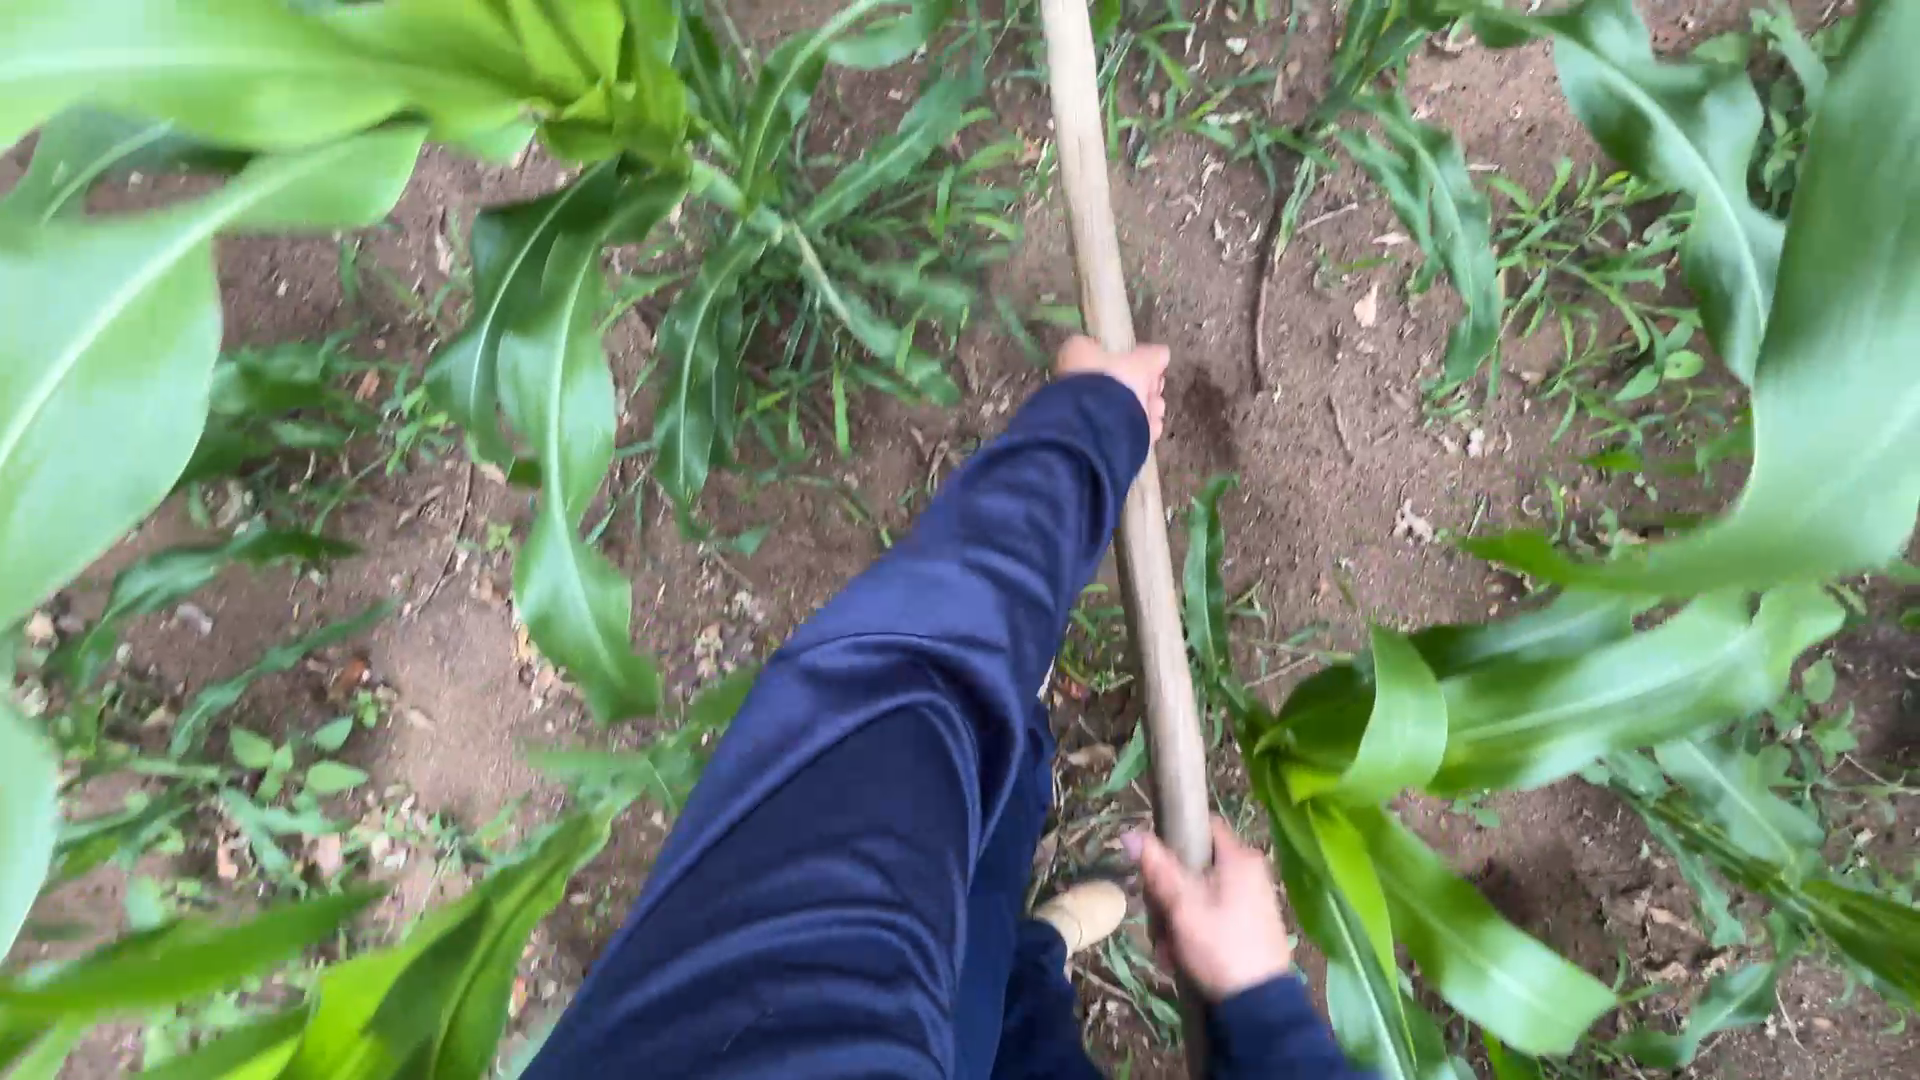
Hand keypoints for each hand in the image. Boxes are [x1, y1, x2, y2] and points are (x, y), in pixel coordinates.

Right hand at [1054, 335, 1168, 442]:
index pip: (1159, 355)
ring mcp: (1149, 421)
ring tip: (1122, 417)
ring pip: (1155, 414)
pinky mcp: (1142, 445)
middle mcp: (1152, 392)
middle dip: (1145, 388)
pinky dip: (1134, 435)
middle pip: (1158, 387)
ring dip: (1143, 413)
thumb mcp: (1077, 352)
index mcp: (1143, 366)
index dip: (1148, 357)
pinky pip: (1145, 438)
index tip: (1135, 359)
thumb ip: (1087, 349)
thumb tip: (1088, 350)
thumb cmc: (1086, 382)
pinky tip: (1119, 436)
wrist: (1086, 425)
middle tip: (1123, 390)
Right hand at [1124, 817, 1292, 1001]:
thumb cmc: (1221, 947)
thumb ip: (1157, 868)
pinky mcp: (1247, 926)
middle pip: (1193, 865)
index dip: (1174, 836)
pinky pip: (1210, 915)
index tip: (1154, 860)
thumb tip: (1129, 834)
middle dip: (1168, 894)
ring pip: (1197, 894)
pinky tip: (1180, 957)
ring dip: (1175, 920)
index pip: (1202, 825)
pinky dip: (1192, 932)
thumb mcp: (1183, 905)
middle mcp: (1248, 873)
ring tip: (1168, 947)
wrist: (1260, 1009)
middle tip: (1159, 918)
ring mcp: (1249, 901)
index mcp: (1240, 858)